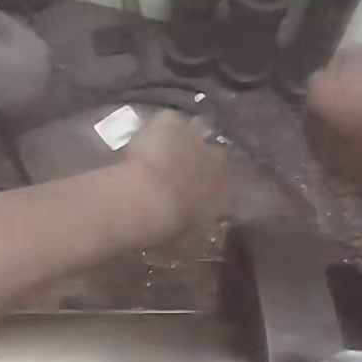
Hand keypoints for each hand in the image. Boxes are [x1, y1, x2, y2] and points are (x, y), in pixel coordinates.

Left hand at [120, 111, 226, 242]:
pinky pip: (164, 124)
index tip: (186, 196)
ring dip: (172, 147)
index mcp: (223, 186)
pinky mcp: (169, 121)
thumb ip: (195, 232)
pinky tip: (137, 148)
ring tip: (150, 162)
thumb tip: (190, 233)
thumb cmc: (173, 228)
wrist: (147, 201)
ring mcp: (193, 134)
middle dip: (190, 164)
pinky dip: (153, 134)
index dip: (202, 186)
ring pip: (185, 136)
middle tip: (167, 179)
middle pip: (204, 155)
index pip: (219, 181)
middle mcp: (215, 156)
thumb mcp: (191, 240)